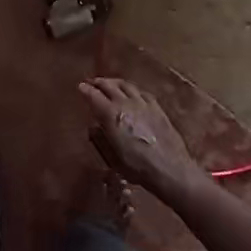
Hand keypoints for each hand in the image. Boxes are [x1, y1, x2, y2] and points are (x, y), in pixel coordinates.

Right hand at [78, 77, 208, 199]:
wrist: (170, 168)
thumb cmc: (137, 167)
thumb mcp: (112, 158)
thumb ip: (100, 139)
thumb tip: (93, 126)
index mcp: (110, 114)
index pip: (94, 96)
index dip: (85, 90)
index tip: (80, 87)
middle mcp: (125, 103)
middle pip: (109, 86)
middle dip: (98, 82)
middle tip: (91, 82)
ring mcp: (142, 103)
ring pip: (125, 85)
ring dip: (114, 82)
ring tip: (109, 83)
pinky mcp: (156, 107)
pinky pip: (140, 92)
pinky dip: (131, 89)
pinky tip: (131, 92)